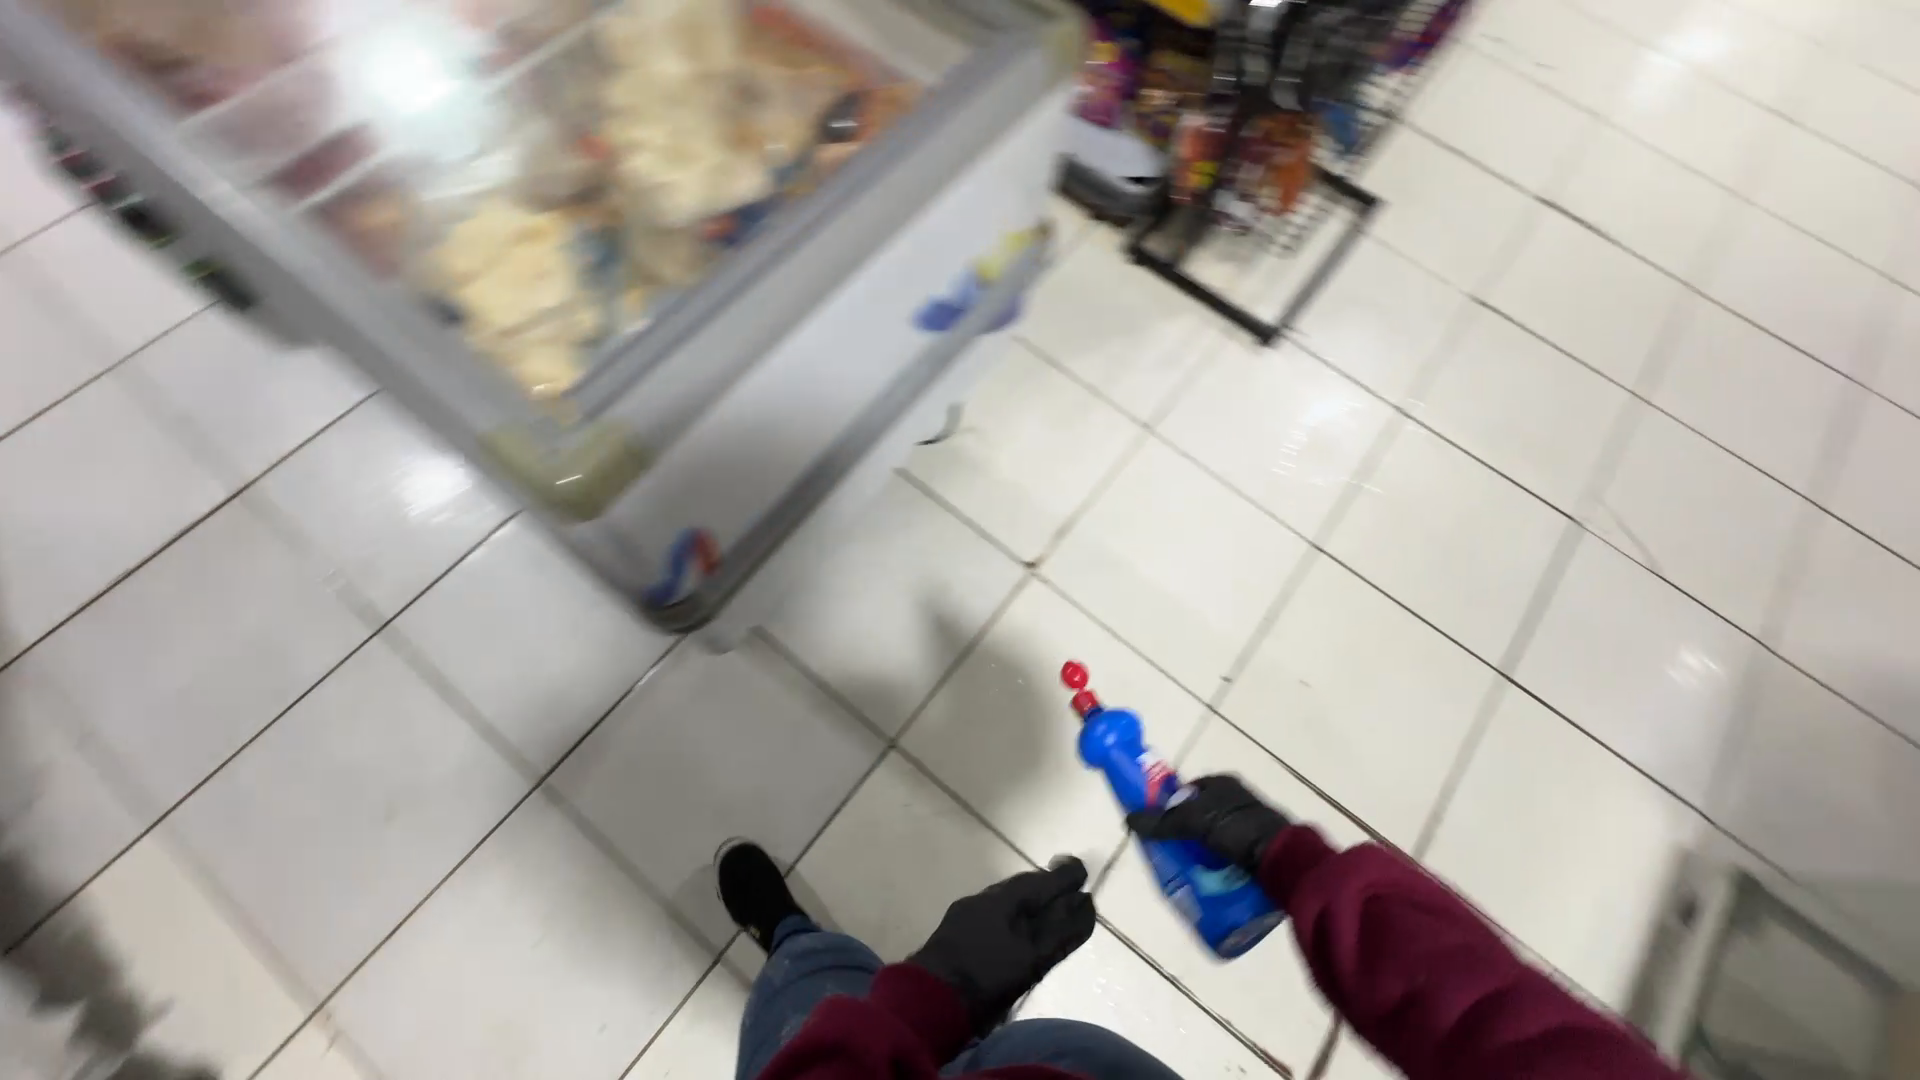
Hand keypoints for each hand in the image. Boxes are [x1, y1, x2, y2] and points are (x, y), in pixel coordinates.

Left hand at [908, 858, 1096, 1030]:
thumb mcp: (1030, 959)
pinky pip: (990, 915)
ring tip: (1044, 909)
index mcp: (1001, 900)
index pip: (1038, 881)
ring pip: (1003, 900)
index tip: (1081, 871)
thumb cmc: (984, 979)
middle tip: (1067, 887)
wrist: (926, 1002)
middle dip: (1044, 886)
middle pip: (1019, 888)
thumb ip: (1060, 931)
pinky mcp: (953, 934)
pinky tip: (1013, 930)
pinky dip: (1009, 916)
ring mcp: (964, 916)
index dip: (1061, 877)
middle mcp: (981, 900)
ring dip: (1026, 902)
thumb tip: (1085, 904)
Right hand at [1125, 774, 1288, 871]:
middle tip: (1173, 854)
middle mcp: (1237, 798)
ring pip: (1216, 836)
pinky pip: (1232, 852)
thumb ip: (1162, 821)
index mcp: (1222, 783)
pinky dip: (1221, 862)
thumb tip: (1127, 819)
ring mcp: (1251, 822)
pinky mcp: (1262, 845)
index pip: (1187, 791)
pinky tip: (1213, 877)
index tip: (1159, 828)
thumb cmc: (1236, 828)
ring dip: (1203, 851)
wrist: (1285, 859)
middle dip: (1186, 833)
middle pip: (1200, 815)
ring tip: (1190, 871)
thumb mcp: (1193, 821)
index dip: (1170, 806)